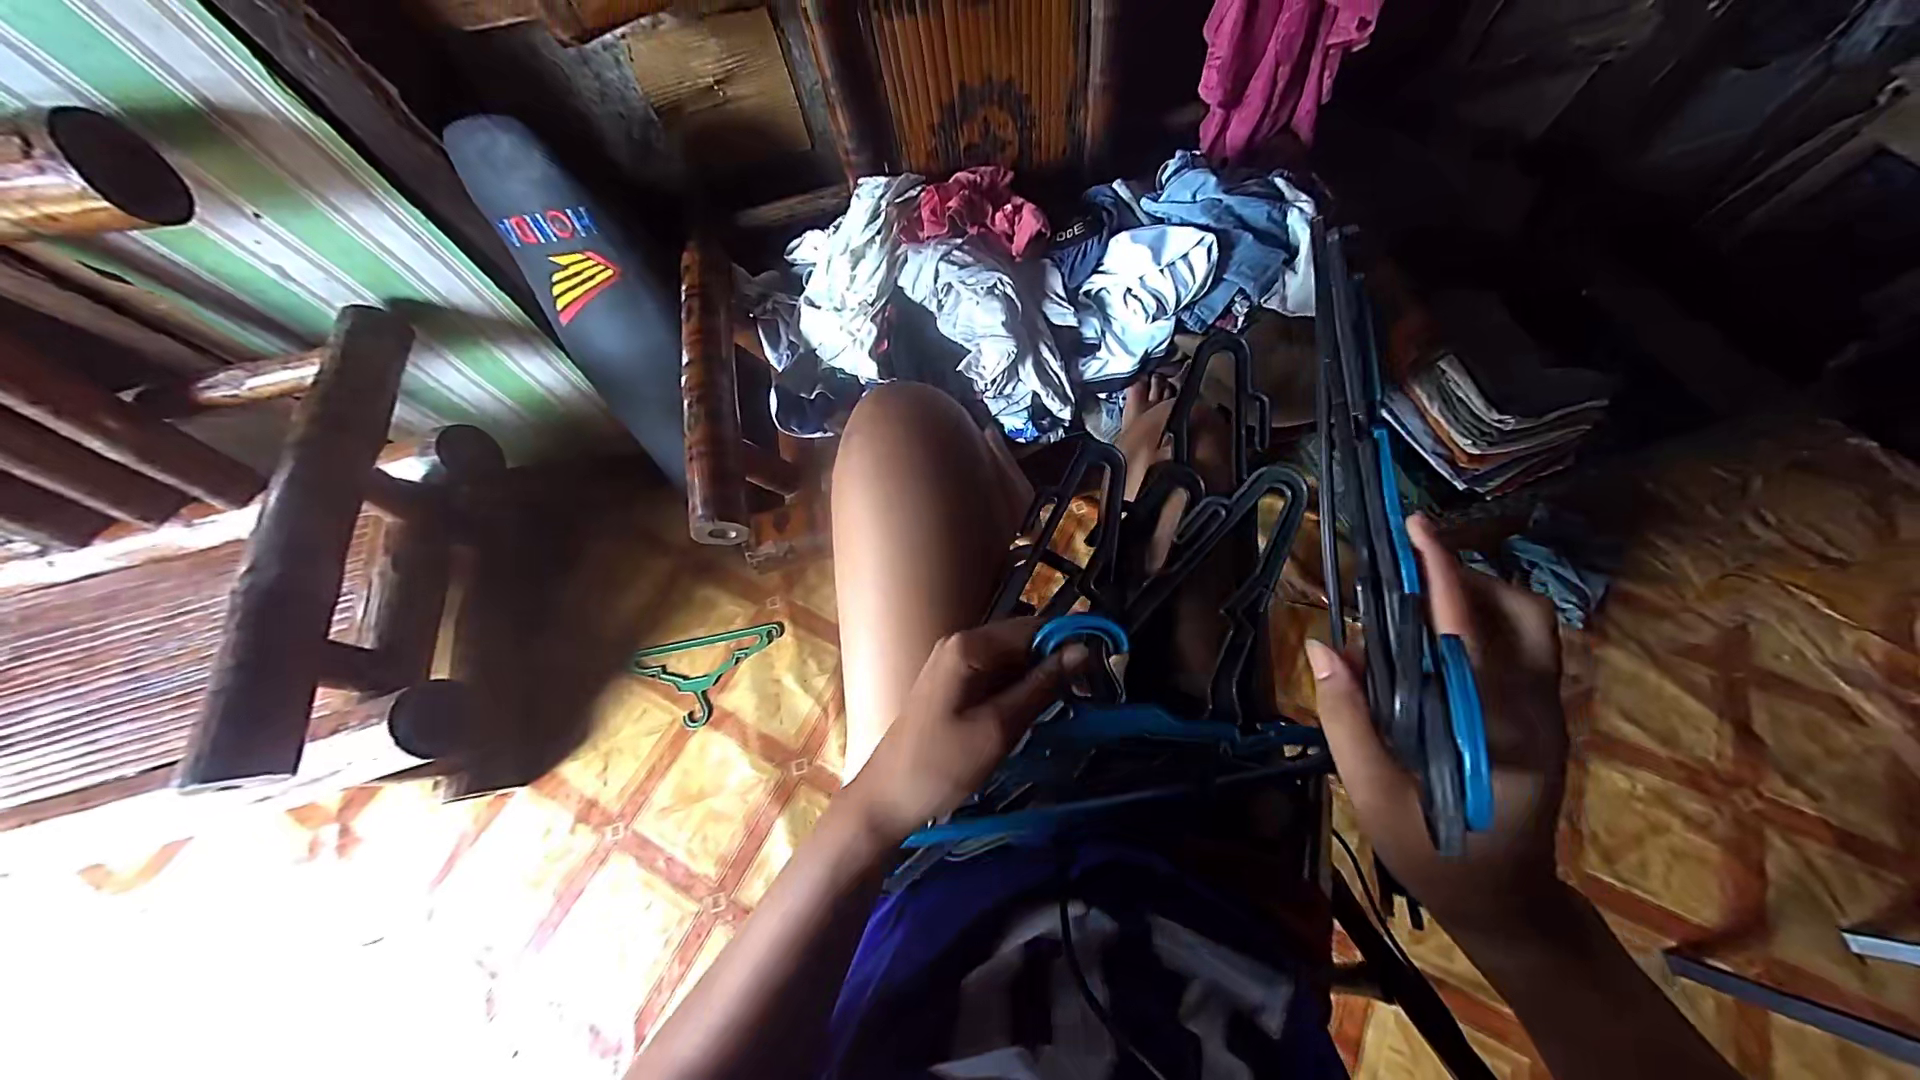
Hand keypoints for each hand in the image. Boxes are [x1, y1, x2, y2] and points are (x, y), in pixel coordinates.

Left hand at [841, 617, 1085, 844]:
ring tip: (1068, 707)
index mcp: (968, 646)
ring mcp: (955, 664)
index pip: (1033, 627)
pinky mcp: (954, 685)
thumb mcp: (998, 728)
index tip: (1103, 668)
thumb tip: (1083, 650)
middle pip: (1023, 640)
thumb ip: (1041, 687)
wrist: (886, 799)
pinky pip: (998, 677)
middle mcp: (961, 644)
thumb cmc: (940, 765)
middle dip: (1057, 662)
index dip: (1070, 642)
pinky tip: (1035, 713)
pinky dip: (1020, 690)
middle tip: (1088, 695)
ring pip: (1013, 660)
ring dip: (1041, 679)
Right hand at [1307, 514, 1568, 932]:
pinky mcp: (1537, 718)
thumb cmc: (1435, 851)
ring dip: (1472, 598)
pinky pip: (1516, 649)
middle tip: (1407, 571)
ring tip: (1410, 603)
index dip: (1441, 572)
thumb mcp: (1375, 793)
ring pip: (1526, 627)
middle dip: (1466, 577)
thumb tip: (1323, 646)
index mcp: (1495, 726)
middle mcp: (1534, 709)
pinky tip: (1424, 643)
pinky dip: (1474, 625)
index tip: (1415, 528)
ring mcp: (1544, 712)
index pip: (1469, 629)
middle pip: (1521, 614)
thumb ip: (1348, 718)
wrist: (1504, 900)